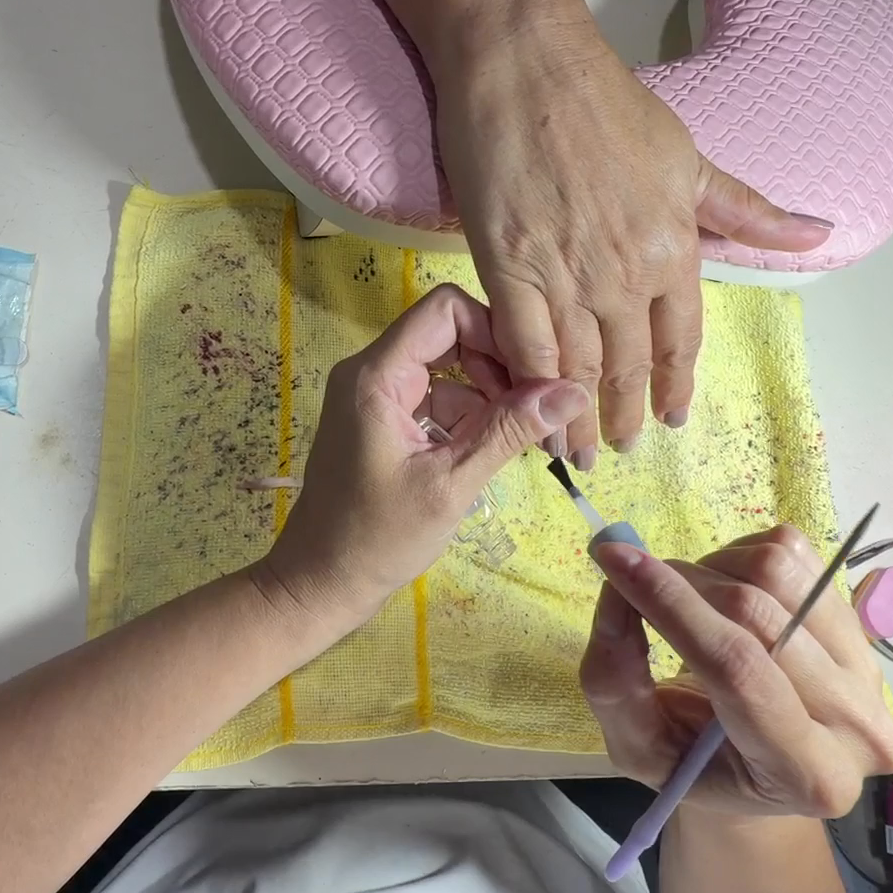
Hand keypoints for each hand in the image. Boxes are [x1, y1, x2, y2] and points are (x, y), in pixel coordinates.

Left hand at [259, 284, 587, 623]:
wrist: (321, 582)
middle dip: (498, 365)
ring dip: (489, 395)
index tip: (536, 369)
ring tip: (528, 435)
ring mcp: (377, 396)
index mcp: (377, 375)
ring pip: (448, 369)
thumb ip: (509, 431)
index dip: (496, 329)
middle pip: (449, 335)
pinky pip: (436, 398)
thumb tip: (572, 391)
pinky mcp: (384, 420)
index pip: (445, 309)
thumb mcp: (450, 484)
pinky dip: (469, 416)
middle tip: (542, 405)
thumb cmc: (377, 538)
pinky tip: (496, 447)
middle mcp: (373, 372)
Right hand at [435, 24, 830, 469]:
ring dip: (579, 419)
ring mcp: (565, 280)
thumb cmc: (606, 105)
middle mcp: (625, 278)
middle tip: (617, 450)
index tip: (667, 420)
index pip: (680, 340)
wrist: (527, 70)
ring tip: (578, 452)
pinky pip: (525, 348)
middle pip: (628, 366)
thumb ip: (745, 210)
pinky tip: (532, 416)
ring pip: (578, 370)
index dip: (673, 386)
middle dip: (623, 416)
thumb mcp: (690, 155)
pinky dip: (531, 389)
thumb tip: (818, 235)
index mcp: (674, 249)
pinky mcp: (509, 274)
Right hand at [579, 526, 892, 817]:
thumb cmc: (695, 764)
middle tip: (637, 588)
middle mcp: (859, 725)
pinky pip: (792, 551)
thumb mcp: (635, 745)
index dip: (671, 606)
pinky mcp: (861, 621)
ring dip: (710, 568)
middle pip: (755, 611)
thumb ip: (613, 679)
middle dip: (678, 584)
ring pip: (777, 571)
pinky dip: (738, 555)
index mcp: (807, 773)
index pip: (738, 669)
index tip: (612, 559)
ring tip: (692, 602)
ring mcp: (870, 668)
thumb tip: (617, 587)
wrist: (758, 768)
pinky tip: (726, 591)